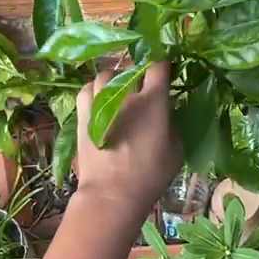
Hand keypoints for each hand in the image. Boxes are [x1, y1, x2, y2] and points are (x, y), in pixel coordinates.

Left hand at [73, 58, 180, 220]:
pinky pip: (87, 89)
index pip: (159, 66)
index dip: (163, 65)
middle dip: (139, 70)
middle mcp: (126, 95)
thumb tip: (167, 114)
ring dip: (115, 78)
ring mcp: (100, 103)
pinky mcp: (83, 115)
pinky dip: (94, 89)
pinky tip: (99, 98)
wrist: (112, 193)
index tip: (166, 71)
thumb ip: (172, 125)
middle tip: (144, 83)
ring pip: (106, 75)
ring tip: (119, 88)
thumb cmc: (150, 175)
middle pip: (131, 67)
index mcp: (153, 101)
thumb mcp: (175, 151)